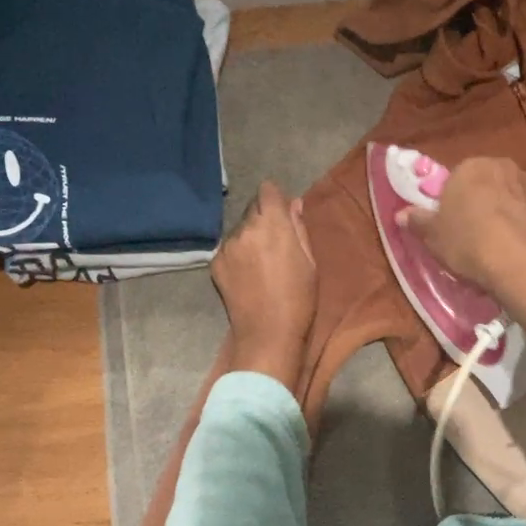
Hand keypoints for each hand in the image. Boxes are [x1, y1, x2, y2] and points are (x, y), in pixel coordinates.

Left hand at [213, 181, 316, 390]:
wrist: (268, 336)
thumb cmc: (299, 301)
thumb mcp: (310, 263)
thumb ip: (299, 228)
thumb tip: (293, 204)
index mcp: (273, 224)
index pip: (267, 189)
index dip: (276, 199)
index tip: (282, 216)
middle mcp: (245, 228)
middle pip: (252, 208)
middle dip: (263, 220)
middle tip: (275, 247)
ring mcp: (227, 246)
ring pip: (239, 230)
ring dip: (249, 239)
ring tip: (261, 266)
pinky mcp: (216, 264)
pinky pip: (228, 250)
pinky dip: (237, 257)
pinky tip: (248, 278)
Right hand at [400, 157, 525, 295]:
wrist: (519, 262)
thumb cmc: (467, 242)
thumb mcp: (434, 236)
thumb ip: (418, 222)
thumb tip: (401, 214)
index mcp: (469, 165)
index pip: (454, 178)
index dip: (449, 203)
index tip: (447, 225)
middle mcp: (500, 166)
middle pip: (482, 184)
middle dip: (475, 204)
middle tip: (468, 236)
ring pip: (504, 198)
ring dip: (498, 215)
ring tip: (491, 246)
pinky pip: (522, 214)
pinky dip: (515, 227)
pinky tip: (509, 250)